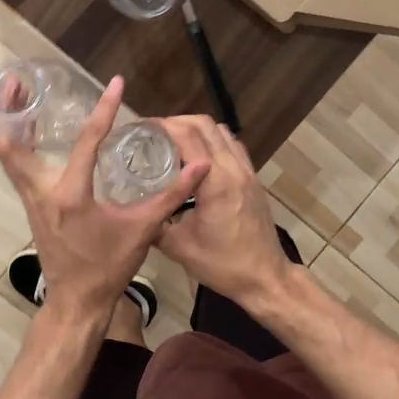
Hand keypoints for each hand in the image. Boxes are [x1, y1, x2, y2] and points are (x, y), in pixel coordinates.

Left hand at [0, 76, 208, 317]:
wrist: (77, 302)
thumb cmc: (110, 266)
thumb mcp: (144, 230)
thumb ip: (172, 196)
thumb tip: (201, 166)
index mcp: (72, 195)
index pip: (87, 141)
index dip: (105, 110)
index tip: (116, 83)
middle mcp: (43, 192)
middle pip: (14, 145)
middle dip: (13, 112)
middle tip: (16, 81)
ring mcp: (32, 200)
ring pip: (10, 156)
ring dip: (11, 125)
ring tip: (15, 95)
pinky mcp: (31, 207)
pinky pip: (17, 168)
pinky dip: (18, 144)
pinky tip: (29, 131)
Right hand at [156, 117, 292, 305]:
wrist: (264, 277)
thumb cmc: (222, 264)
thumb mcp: (179, 248)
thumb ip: (155, 224)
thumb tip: (133, 210)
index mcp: (215, 181)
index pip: (187, 136)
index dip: (163, 126)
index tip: (141, 127)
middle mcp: (234, 168)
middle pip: (205, 125)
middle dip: (177, 122)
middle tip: (154, 133)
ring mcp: (248, 171)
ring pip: (221, 132)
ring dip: (197, 128)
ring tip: (174, 141)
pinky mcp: (254, 177)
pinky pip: (233, 145)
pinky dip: (214, 140)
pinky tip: (198, 156)